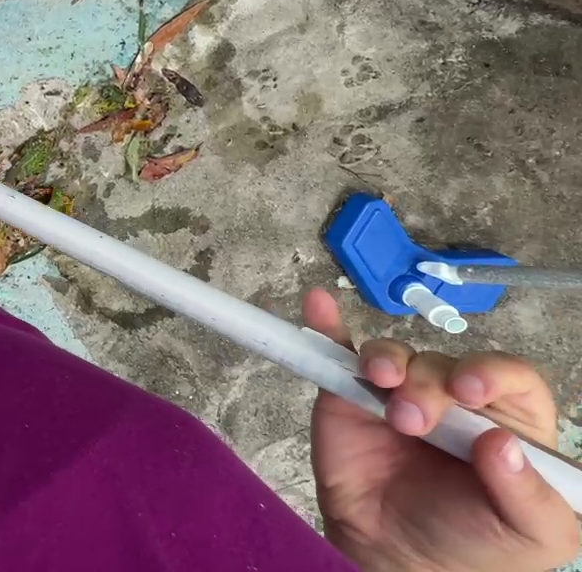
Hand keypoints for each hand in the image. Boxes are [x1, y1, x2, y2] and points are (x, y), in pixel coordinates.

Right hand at [302, 288, 578, 571]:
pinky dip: (325, 322)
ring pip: (392, 352)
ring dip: (385, 362)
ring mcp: (393, 392)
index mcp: (505, 424)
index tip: (467, 390)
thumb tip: (501, 442)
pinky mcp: (343, 391)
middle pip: (443, 362)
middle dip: (426, 384)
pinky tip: (318, 302)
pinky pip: (335, 348)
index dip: (491, 372)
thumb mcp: (531, 533)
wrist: (395, 551)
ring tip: (379, 390)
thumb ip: (529, 493)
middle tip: (411, 422)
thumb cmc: (474, 541)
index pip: (510, 377)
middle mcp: (451, 400)